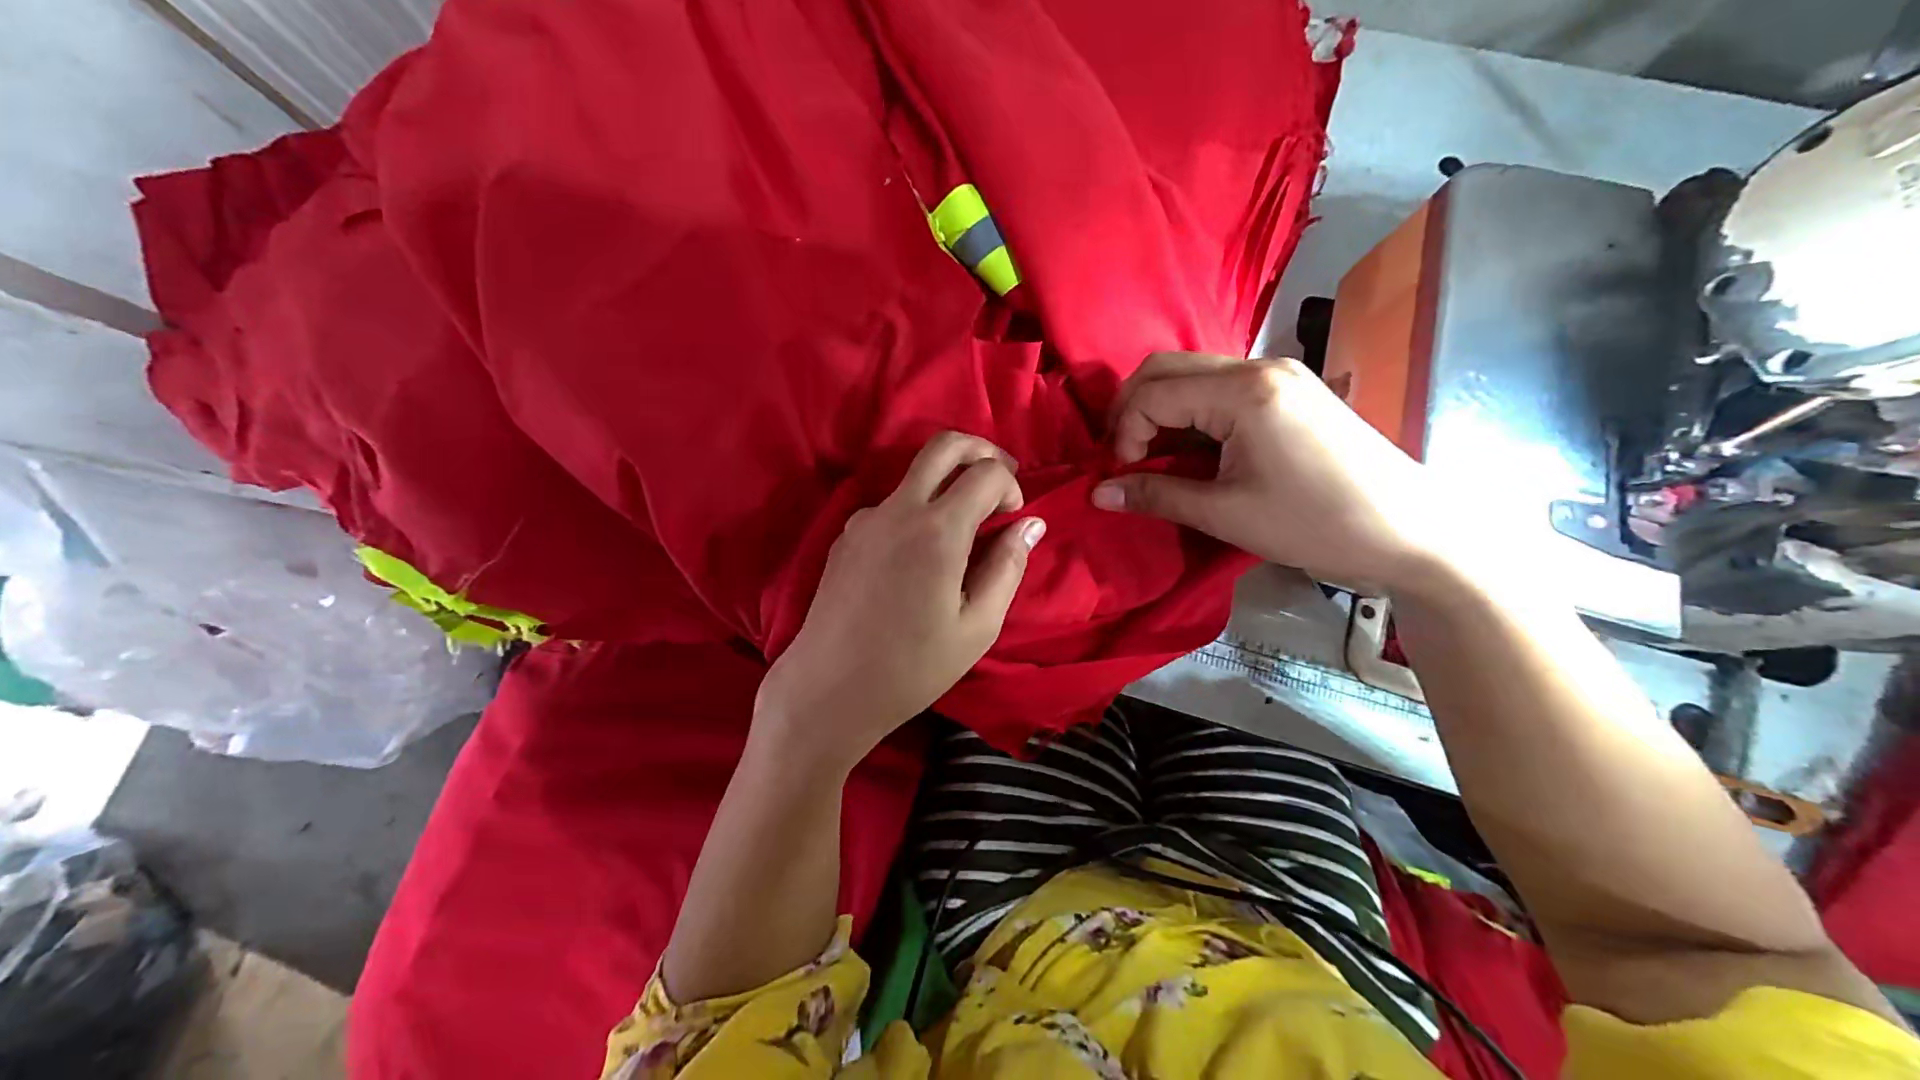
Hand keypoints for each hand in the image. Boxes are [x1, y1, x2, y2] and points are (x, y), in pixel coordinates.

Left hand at [757, 432, 1045, 772]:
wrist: (830, 688)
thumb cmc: (912, 668)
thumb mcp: (978, 626)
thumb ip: (1007, 567)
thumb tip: (1030, 524)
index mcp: (937, 531)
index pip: (986, 472)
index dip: (1010, 485)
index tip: (1014, 517)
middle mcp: (898, 510)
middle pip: (943, 445)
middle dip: (981, 451)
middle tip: (1000, 480)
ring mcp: (865, 519)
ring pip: (914, 473)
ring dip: (947, 481)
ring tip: (964, 528)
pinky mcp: (847, 535)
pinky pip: (892, 505)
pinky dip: (918, 510)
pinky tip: (922, 558)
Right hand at [1090, 353, 1468, 595]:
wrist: (1412, 531)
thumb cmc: (1316, 524)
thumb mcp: (1226, 514)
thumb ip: (1157, 494)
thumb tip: (1098, 493)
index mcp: (1243, 391)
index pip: (1153, 392)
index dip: (1124, 434)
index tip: (1124, 476)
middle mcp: (1259, 365)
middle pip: (1168, 367)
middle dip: (1132, 410)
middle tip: (1125, 458)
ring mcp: (1280, 373)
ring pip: (1194, 375)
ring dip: (1163, 411)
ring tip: (1155, 459)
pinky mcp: (1293, 390)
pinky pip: (1223, 388)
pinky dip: (1194, 414)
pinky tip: (1194, 451)